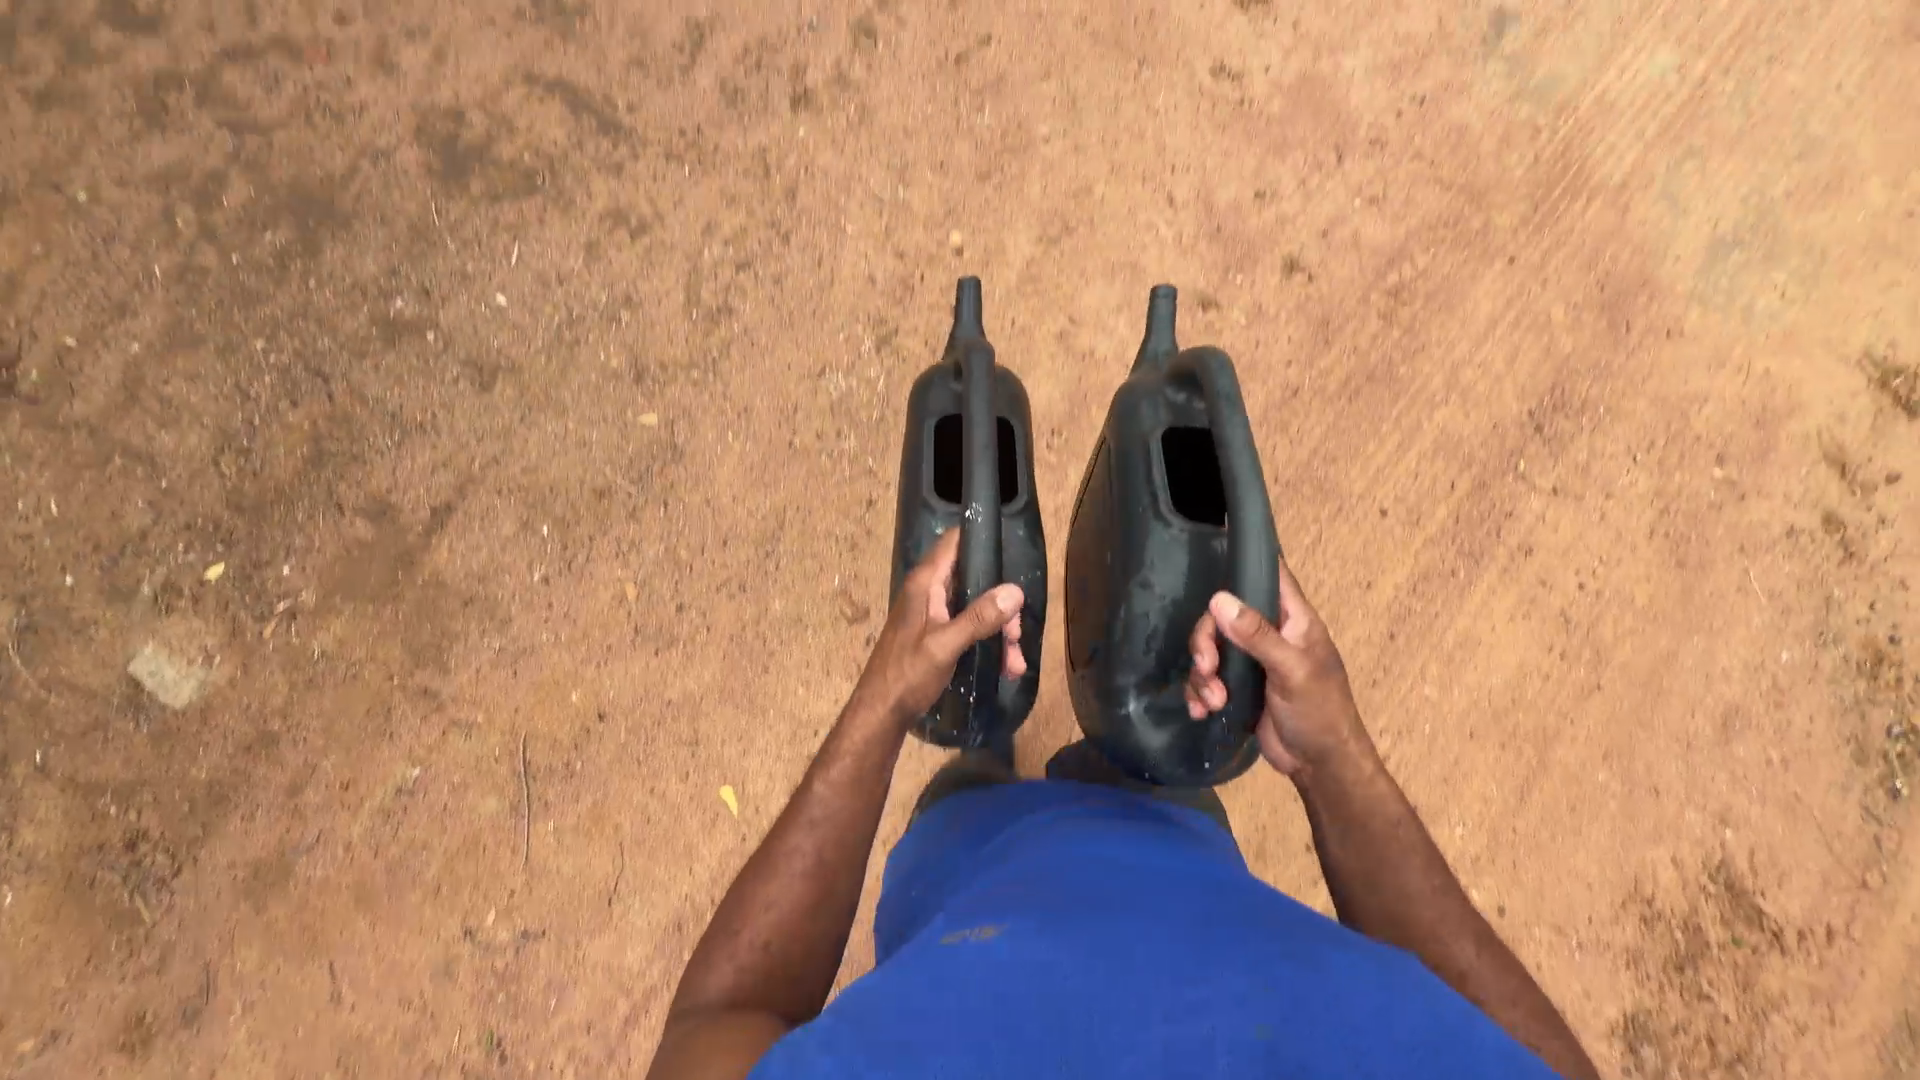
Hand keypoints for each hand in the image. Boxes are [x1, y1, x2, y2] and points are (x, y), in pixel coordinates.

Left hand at [851, 528, 1025, 724]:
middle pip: (973, 579)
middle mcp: (929, 592)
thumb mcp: (945, 645)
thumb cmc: (907, 674)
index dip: (980, 539)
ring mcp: (933, 613)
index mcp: (925, 583)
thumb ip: (979, 617)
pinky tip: (1006, 667)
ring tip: (1014, 661)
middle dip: (1001, 602)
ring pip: (975, 607)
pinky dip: (988, 642)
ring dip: (999, 630)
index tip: (1010, 551)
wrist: (881, 711)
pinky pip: (969, 628)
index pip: (954, 542)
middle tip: (1016, 632)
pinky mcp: (937, 634)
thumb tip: (1015, 591)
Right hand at [1183, 559, 1371, 779]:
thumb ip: (1256, 634)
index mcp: (1293, 620)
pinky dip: (1199, 693)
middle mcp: (1269, 634)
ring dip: (1203, 676)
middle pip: (1223, 617)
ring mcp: (1252, 661)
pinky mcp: (1238, 687)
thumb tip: (1218, 599)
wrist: (1319, 766)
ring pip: (1210, 649)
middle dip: (1207, 643)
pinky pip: (1207, 679)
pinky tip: (1201, 711)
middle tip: (1207, 668)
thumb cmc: (1320, 712)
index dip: (1245, 561)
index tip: (1214, 550)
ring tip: (1213, 702)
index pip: (1269, 575)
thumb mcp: (1291, 670)